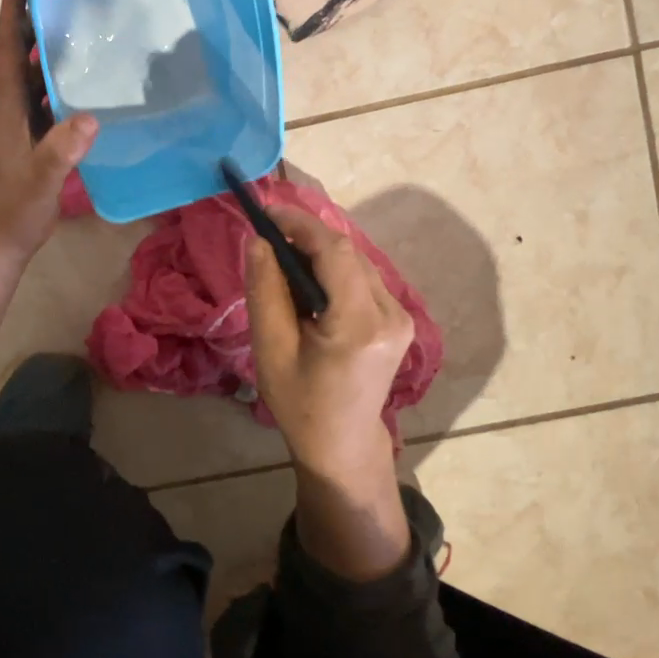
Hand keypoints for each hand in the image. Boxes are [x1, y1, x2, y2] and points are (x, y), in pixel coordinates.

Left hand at [0, 0, 98, 261]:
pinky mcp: (37, 138)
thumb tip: (89, 117)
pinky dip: (62, 80)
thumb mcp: (40, 180)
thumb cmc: (16, 208)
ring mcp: (25, 124)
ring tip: (75, 19)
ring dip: (47, 47)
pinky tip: (85, 76)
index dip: (12, 14)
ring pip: (35, 75)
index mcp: (10, 108)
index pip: (8, 50)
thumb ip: (60, 152)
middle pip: (20, 54)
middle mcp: (15, 108)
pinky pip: (50, 98)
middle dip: (32, 19)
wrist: (3, 240)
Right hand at [245, 204, 414, 486]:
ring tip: (281, 262)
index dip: (301, 224)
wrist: (342, 443)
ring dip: (318, 252)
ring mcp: (400, 316)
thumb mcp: (271, 349)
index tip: (265, 213)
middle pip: (347, 252)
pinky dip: (332, 269)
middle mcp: (390, 314)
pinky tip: (307, 285)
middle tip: (267, 239)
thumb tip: (259, 240)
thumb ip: (265, 290)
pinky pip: (362, 277)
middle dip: (305, 236)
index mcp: (359, 324)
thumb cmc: (300, 403)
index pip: (335, 252)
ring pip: (356, 261)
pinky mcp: (398, 319)